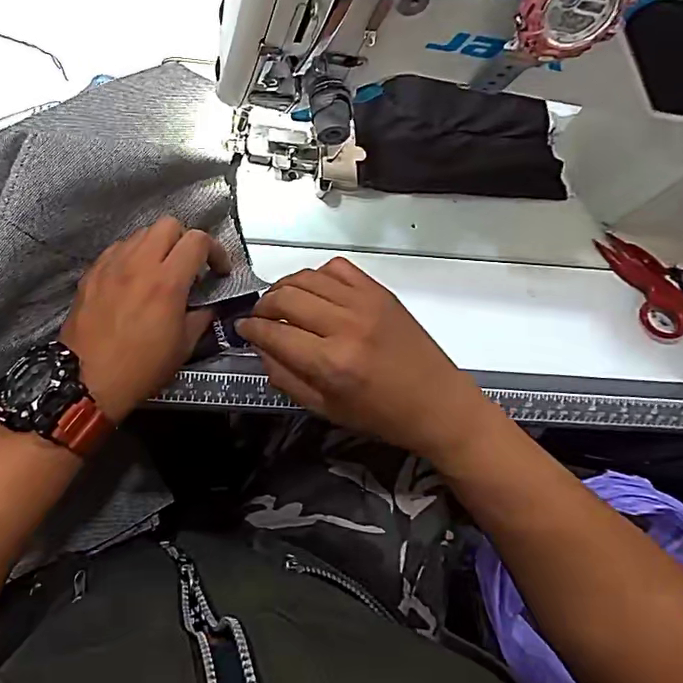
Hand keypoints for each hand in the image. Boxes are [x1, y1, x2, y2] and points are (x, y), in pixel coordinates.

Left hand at [60, 217, 231, 420]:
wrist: (87, 378)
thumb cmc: (137, 369)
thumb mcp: (182, 347)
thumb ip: (200, 317)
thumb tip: (207, 305)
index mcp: (166, 282)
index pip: (197, 240)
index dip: (215, 250)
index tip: (217, 268)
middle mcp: (138, 264)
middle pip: (168, 224)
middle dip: (184, 239)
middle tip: (188, 264)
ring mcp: (111, 265)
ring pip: (140, 234)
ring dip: (156, 246)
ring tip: (160, 271)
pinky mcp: (92, 272)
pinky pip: (117, 249)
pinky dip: (131, 256)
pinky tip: (133, 278)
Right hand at [236, 257, 500, 461]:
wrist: (440, 405)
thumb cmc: (381, 415)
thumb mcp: (325, 409)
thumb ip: (285, 377)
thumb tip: (260, 347)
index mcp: (332, 363)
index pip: (273, 333)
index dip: (250, 330)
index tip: (243, 329)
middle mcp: (346, 326)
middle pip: (284, 298)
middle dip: (262, 307)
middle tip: (260, 318)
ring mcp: (365, 303)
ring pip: (305, 278)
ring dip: (283, 288)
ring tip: (281, 302)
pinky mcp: (379, 292)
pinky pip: (336, 267)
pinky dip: (316, 275)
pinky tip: (314, 291)